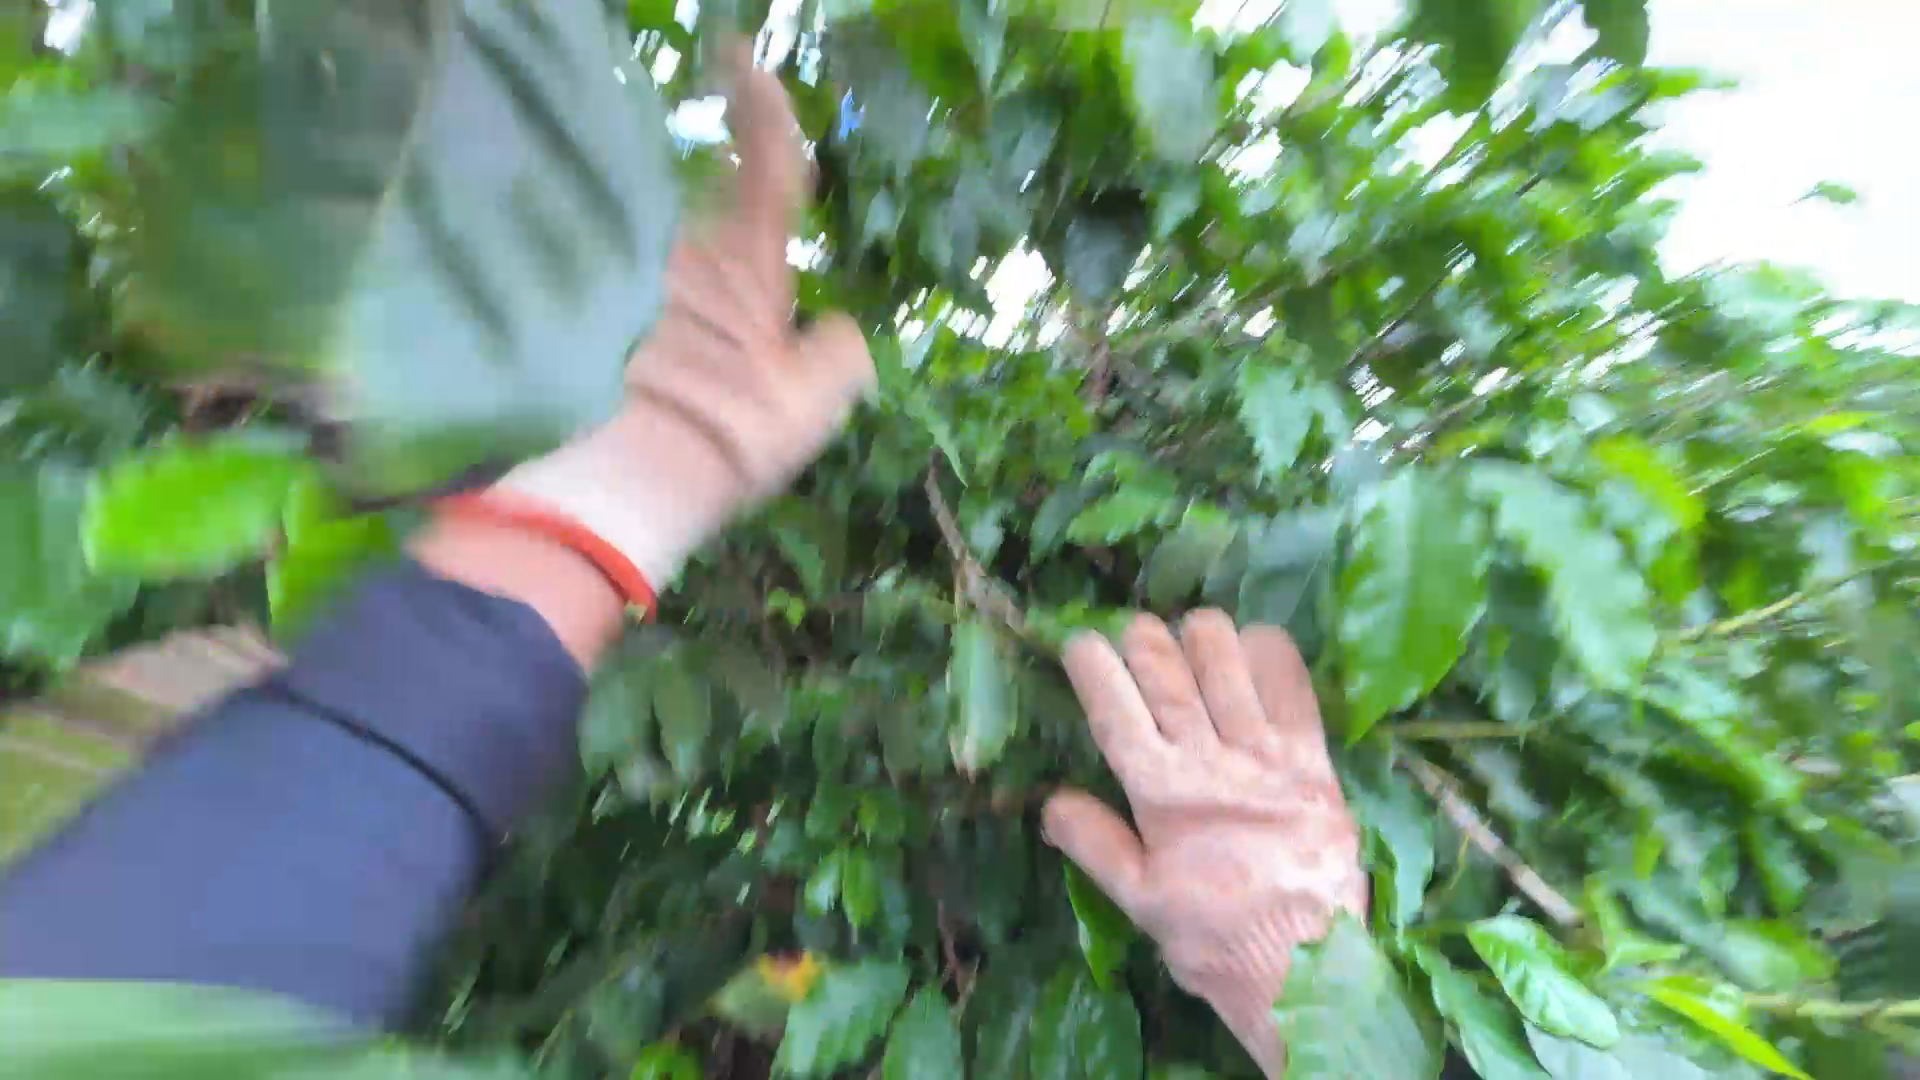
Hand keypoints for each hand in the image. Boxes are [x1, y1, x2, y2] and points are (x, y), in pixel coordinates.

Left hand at [498, 48, 874, 585]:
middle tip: (741, 248)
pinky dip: (656, 300)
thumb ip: (841, 353)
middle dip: (726, 203)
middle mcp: (684, 255)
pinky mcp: (603, 317)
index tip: (742, 53)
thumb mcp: (815, 403)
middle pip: (709, 201)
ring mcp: (638, 280)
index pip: (765, 166)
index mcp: (747, 264)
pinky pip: (639, 284)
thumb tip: (837, 328)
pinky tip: (663, 340)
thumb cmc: (729, 432)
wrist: (629, 479)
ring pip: (670, 245)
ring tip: (707, 324)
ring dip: (690, 267)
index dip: (761, 107)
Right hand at [1042, 611, 1365, 1077]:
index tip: (1080, 642)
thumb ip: (1092, 843)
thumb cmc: (1213, 933)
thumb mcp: (1138, 900)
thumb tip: (1048, 799)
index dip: (1091, 665)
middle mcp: (1208, 759)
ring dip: (1198, 635)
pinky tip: (1249, 652)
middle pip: (1165, 668)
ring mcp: (1264, 752)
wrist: (1310, 968)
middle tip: (1135, 637)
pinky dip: (1265, 651)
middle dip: (1140, 637)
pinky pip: (1289, 680)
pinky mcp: (1311, 755)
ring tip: (1190, 641)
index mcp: (1159, 793)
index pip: (1114, 709)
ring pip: (1224, 656)